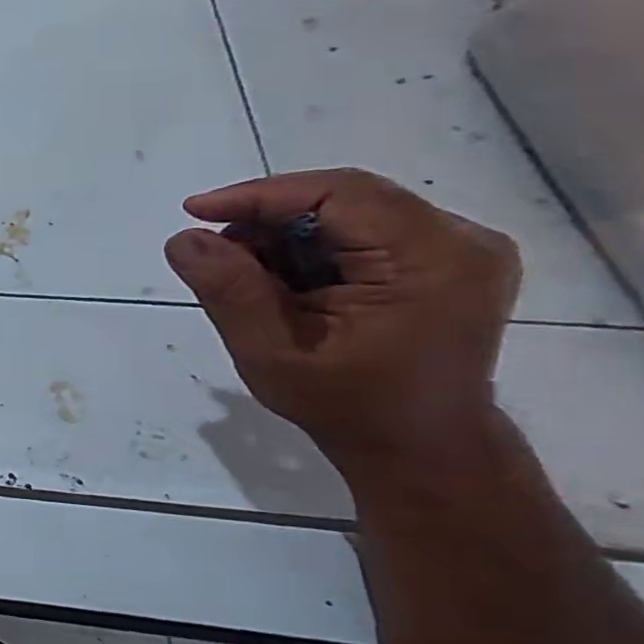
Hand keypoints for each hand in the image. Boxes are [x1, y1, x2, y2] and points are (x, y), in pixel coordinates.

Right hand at [165, 168, 520, 463]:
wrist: (419, 448)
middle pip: (346, 197)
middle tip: (214, 251)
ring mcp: (459, 250)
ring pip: (351, 211)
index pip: (337, 194)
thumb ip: (230, 292)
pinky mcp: (444, 261)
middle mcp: (459, 241)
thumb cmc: (346, 407)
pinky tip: (282, 280)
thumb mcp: (270, 353)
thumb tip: (184, 239)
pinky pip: (365, 230)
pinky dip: (311, 247)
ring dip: (286, 234)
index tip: (195, 212)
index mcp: (429, 260)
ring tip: (245, 275)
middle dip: (268, 216)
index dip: (260, 195)